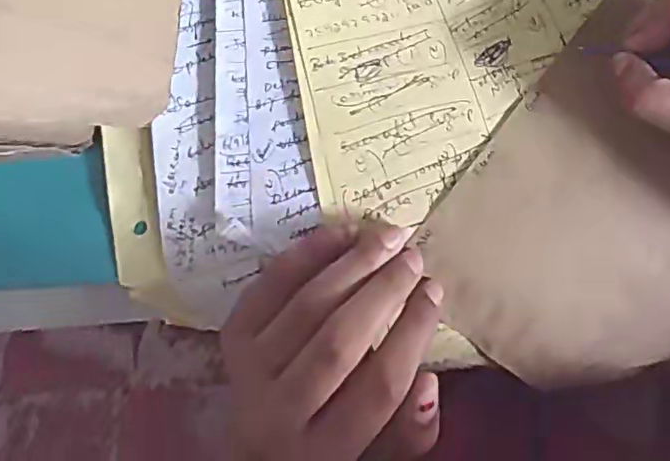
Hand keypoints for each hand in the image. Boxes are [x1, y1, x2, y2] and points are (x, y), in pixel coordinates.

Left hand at [222, 223, 444, 459]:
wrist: (251, 445)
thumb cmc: (326, 438)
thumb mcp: (372, 452)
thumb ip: (408, 431)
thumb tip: (430, 382)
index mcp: (325, 451)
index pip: (378, 388)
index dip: (413, 332)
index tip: (435, 288)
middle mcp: (280, 415)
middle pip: (339, 342)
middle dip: (384, 289)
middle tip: (414, 254)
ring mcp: (250, 371)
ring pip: (309, 306)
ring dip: (354, 262)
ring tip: (387, 236)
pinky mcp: (233, 334)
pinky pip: (274, 282)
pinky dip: (310, 251)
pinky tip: (345, 231)